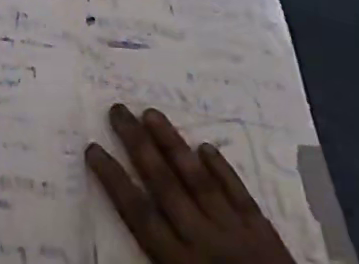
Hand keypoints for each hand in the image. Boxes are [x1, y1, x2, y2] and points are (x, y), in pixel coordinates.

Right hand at [85, 105, 296, 263]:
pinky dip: (222, 170)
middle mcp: (203, 241)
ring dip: (172, 144)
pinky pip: (239, 195)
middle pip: (164, 183)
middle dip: (137, 144)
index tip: (94, 148)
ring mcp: (236, 233)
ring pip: (197, 179)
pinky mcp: (264, 234)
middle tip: (117, 110)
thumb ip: (153, 262)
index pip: (139, 213)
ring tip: (151, 113)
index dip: (114, 180)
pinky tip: (206, 147)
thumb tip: (115, 247)